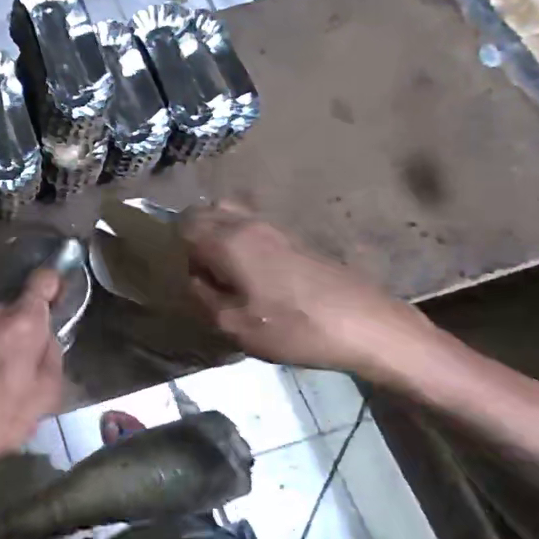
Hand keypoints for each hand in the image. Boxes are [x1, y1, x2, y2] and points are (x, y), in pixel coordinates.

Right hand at [181, 202, 432, 379]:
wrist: (366, 325)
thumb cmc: (294, 327)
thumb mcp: (234, 326)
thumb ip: (203, 297)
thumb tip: (194, 278)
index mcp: (228, 239)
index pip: (182, 223)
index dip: (172, 246)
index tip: (180, 274)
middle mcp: (248, 223)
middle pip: (205, 211)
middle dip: (192, 235)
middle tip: (197, 272)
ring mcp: (275, 227)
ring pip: (230, 215)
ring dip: (217, 236)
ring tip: (223, 274)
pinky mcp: (295, 238)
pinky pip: (252, 228)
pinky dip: (240, 242)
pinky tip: (251, 276)